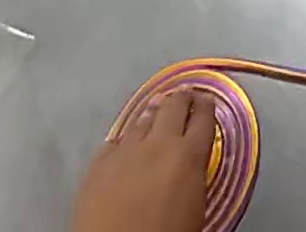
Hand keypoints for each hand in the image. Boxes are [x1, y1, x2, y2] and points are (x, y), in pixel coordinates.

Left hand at [72, 89, 214, 231]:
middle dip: (182, 98)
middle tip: (184, 98)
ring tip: (155, 111)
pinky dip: (124, 140)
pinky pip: (115, 142)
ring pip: (143, 117)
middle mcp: (160, 143)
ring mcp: (127, 151)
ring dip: (153, 113)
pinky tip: (126, 145)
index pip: (204, 116)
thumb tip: (192, 160)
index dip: (207, 104)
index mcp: (189, 155)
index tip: (206, 100)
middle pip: (175, 104)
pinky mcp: (98, 165)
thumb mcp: (196, 207)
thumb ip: (196, 174)